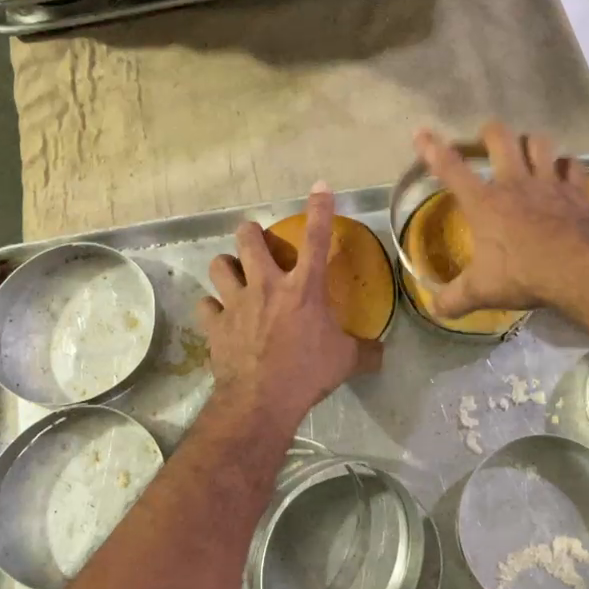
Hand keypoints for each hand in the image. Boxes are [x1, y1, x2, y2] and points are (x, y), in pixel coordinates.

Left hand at [197, 184, 382, 428]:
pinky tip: (219, 314)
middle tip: (257, 241)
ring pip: (219, 265)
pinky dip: (212, 307)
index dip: (320, 209)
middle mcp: (267, 285)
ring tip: (234, 273)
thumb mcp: (346, 361)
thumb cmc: (308, 374)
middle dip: (251, 233)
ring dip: (227, 266)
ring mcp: (236, 303)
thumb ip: (365, 351)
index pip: (317, 238)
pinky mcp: (215, 324)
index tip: (320, 187)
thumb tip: (383, 353)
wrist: (262, 401)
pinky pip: (205, 305)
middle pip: (249, 239)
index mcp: (304, 288)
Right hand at [412, 123, 588, 317]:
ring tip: (528, 149)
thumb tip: (435, 309)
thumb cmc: (522, 275)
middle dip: (491, 133)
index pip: (451, 169)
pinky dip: (567, 165)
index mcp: (484, 203)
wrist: (578, 270)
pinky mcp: (577, 191)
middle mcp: (514, 183)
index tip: (422, 133)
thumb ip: (455, 299)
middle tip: (488, 139)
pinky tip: (565, 170)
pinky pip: (573, 165)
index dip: (433, 149)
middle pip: (500, 138)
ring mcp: (549, 183)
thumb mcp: (481, 292)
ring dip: (531, 143)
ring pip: (539, 143)